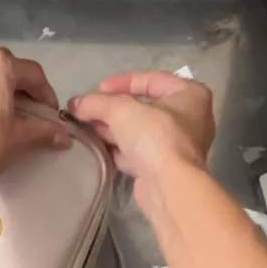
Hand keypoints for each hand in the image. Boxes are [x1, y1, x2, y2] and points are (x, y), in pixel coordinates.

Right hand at [67, 71, 216, 205]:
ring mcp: (176, 147)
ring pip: (140, 132)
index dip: (123, 81)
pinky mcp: (163, 170)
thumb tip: (75, 103)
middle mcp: (189, 120)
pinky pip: (138, 153)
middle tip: (89, 111)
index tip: (99, 89)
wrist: (169, 187)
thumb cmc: (155, 137)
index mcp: (190, 95)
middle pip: (145, 107)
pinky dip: (118, 150)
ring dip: (113, 129)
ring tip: (87, 128)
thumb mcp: (122, 109)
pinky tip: (98, 148)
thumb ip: (97, 102)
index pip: (153, 79)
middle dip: (114, 109)